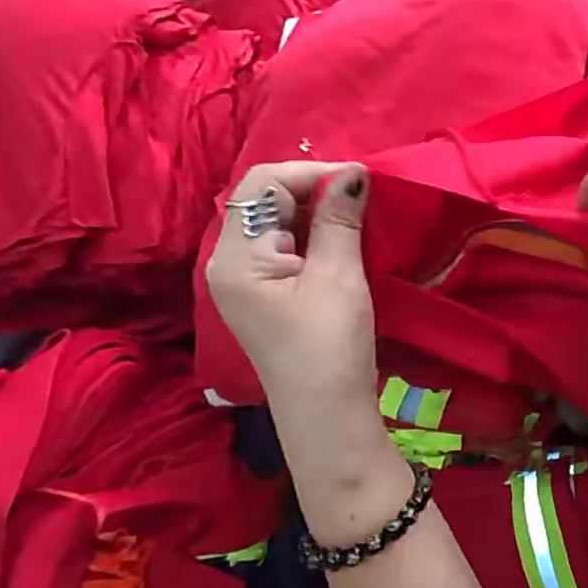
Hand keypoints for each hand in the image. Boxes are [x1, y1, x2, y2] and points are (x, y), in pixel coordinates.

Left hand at [206, 161, 375, 409]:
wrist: (326, 416)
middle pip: (262, 199)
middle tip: (360, 195)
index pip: (261, 185)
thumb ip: (339, 218)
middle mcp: (227, 262)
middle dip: (312, 187)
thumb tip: (354, 172)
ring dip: (314, 209)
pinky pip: (282, 244)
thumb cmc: (330, 348)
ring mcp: (243, 279)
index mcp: (235, 256)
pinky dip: (311, 232)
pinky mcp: (263, 293)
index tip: (359, 179)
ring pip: (274, 220)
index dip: (310, 172)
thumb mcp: (338, 277)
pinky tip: (340, 237)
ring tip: (355, 213)